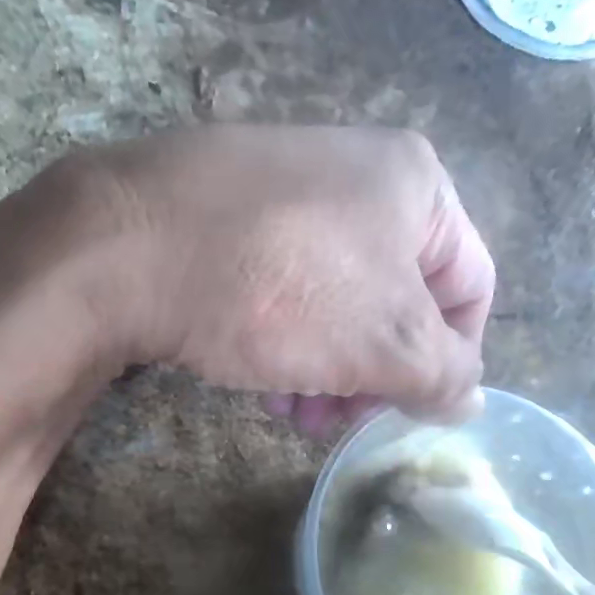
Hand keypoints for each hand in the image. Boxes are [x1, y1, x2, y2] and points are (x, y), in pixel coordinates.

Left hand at [0, 126, 493, 424]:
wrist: (126, 246)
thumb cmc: (275, 288)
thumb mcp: (382, 341)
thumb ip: (440, 372)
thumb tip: (464, 397)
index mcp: (412, 183)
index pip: (469, 284)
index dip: (450, 361)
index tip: (405, 416)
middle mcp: (346, 170)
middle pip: (388, 294)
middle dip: (369, 370)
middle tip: (335, 423)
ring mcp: (269, 187)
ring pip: (323, 294)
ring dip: (320, 362)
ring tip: (289, 411)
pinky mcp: (209, 213)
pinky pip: (265, 281)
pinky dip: (271, 332)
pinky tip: (247, 371)